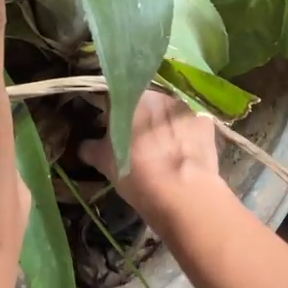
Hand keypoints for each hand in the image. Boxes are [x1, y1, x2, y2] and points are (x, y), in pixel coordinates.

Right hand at [78, 91, 228, 230]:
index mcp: (127, 98)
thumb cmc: (136, 173)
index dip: (106, 108)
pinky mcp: (204, 122)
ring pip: (166, 111)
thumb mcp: (104, 163)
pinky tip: (181, 151)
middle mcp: (156, 93)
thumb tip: (83, 145)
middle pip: (141, 100)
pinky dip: (184, 133)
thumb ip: (90, 148)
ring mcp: (183, 106)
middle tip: (132, 137)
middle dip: (136, 115)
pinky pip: (189, 123)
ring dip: (160, 123)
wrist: (184, 194)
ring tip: (159, 147)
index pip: (111, 94)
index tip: (104, 122)